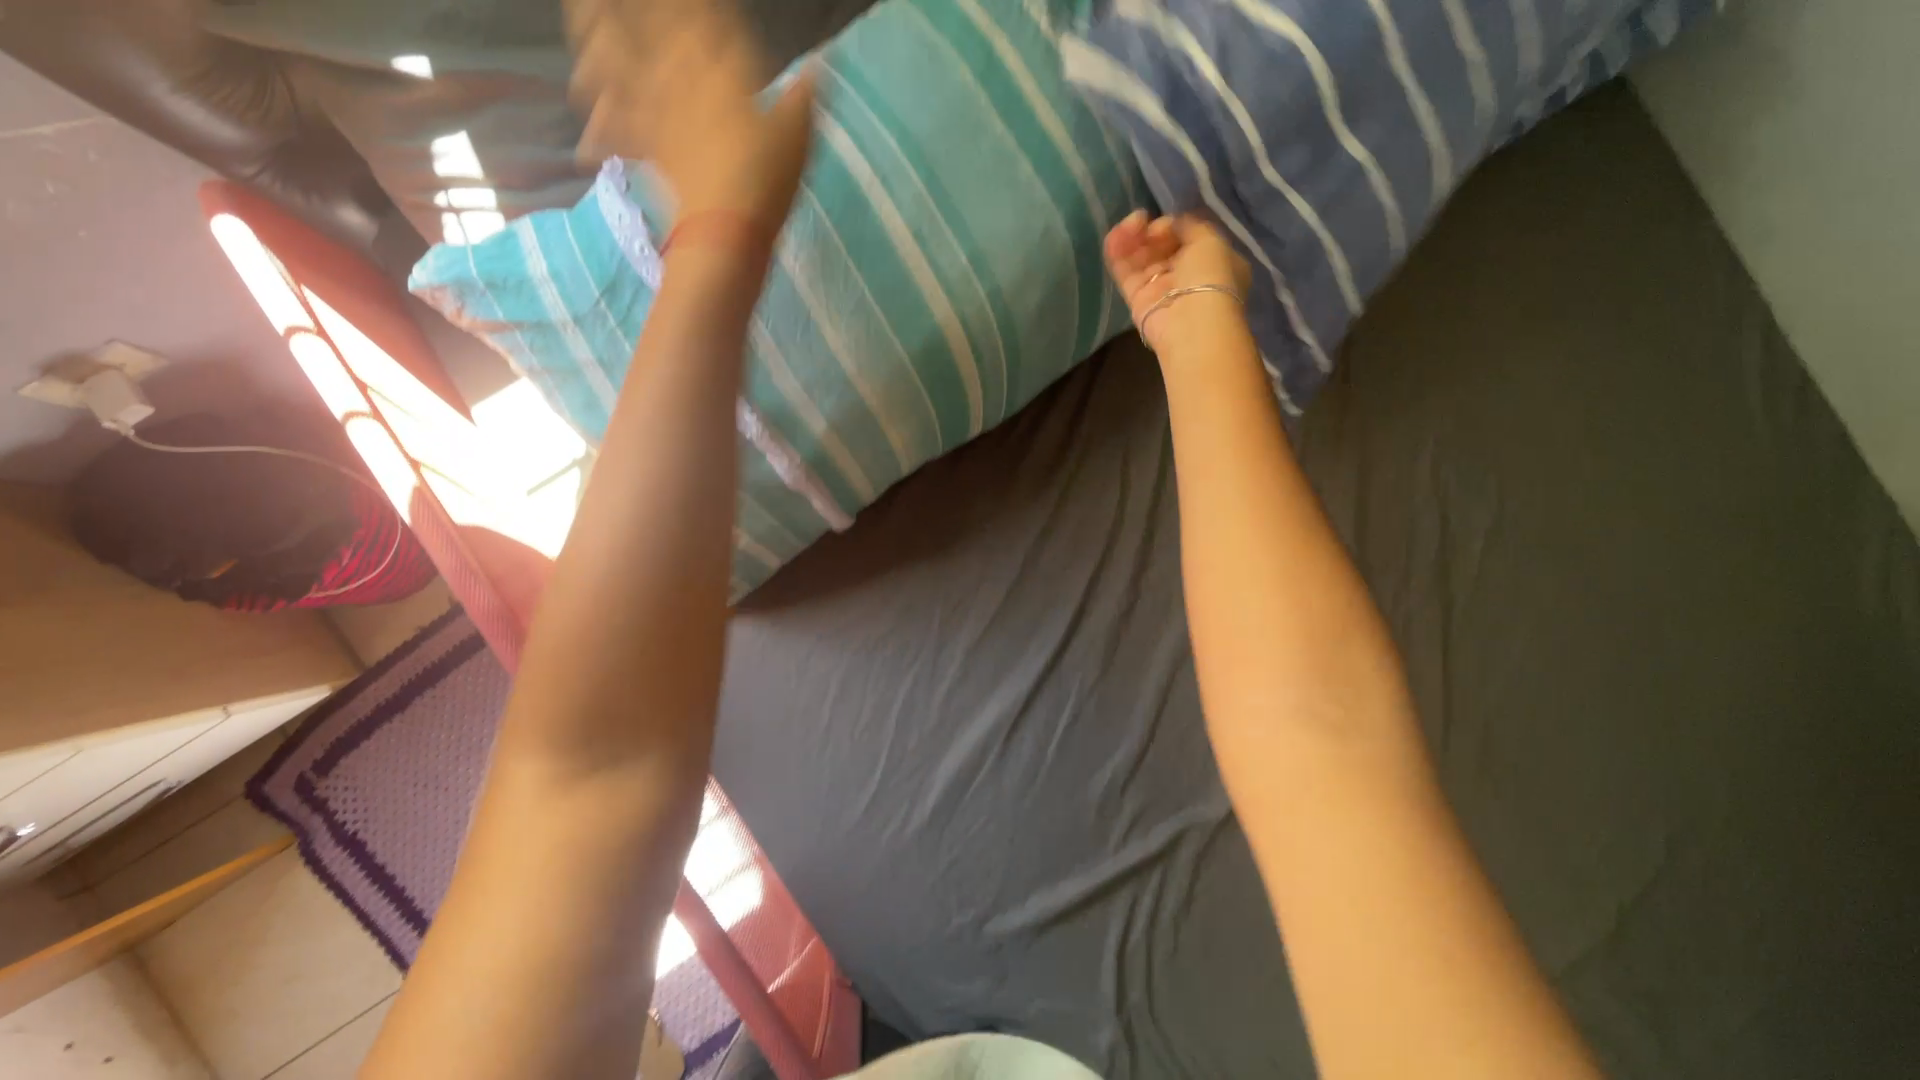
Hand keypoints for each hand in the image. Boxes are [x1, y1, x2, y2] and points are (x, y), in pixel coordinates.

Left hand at [566, 0, 816, 232]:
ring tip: (582, 19)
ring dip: (596, 41)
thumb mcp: (798, 133)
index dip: (684, 5)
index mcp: (720, 70)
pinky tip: (584, 110)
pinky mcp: (645, 148)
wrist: (724, 229)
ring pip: (616, 66)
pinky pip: (614, 126)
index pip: (698, 19)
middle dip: (619, 11)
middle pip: (643, 31)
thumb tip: (821, 66)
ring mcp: (656, 112)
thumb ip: (803, 94)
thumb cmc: (767, 176)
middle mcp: (680, 80)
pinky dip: (599, 119)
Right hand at [1104, 211, 1252, 354]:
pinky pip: (1124, 271)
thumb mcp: (1210, 240)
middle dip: (1153, 231)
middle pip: (1162, 246)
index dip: (1176, 226)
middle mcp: (1186, 275)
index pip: (1188, 238)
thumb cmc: (1210, 277)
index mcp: (1212, 262)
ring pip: (1141, 257)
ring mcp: (1160, 288)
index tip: (1169, 222)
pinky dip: (1118, 252)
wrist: (1191, 323)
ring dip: (1134, 237)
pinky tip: (1115, 236)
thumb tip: (1173, 222)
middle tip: (1148, 225)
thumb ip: (1190, 226)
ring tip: (1130, 225)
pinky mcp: (1136, 299)